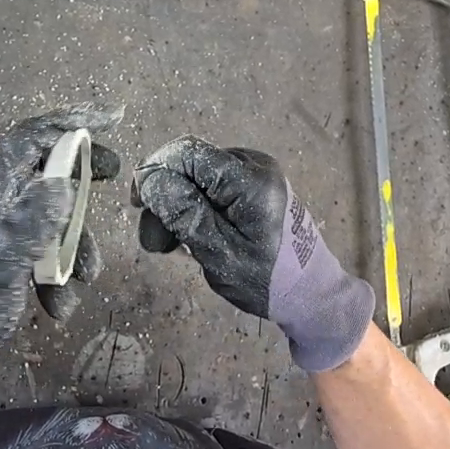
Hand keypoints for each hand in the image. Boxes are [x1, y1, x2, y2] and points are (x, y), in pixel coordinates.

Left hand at [0, 106, 121, 448]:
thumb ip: (26, 228)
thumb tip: (63, 182)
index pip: (25, 141)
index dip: (68, 123)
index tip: (110, 119)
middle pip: (42, 169)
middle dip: (80, 174)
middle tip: (111, 177)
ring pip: (48, 214)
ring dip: (73, 242)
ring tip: (85, 277)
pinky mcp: (0, 261)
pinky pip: (39, 251)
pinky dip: (56, 274)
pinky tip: (58, 307)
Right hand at [134, 136, 373, 371]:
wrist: (312, 295)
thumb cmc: (268, 281)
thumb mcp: (219, 253)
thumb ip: (184, 212)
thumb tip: (149, 177)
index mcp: (248, 177)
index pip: (186, 152)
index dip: (154, 172)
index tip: (137, 206)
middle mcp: (252, 165)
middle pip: (189, 165)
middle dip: (165, 199)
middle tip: (155, 244)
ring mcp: (254, 174)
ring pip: (196, 178)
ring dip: (177, 209)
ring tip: (171, 247)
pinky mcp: (253, 187)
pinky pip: (211, 187)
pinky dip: (195, 209)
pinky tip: (191, 238)